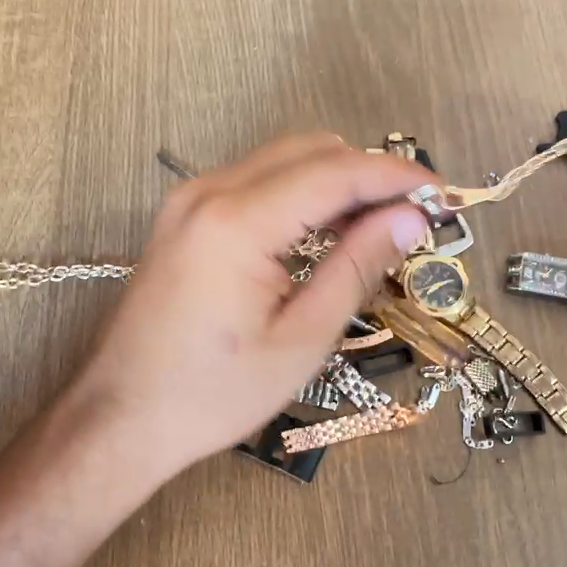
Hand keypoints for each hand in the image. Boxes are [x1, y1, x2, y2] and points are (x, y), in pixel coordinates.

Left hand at [63, 134, 435, 478]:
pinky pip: (254, 182)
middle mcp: (208, 192)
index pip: (335, 172)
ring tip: (378, 226)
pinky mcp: (183, 217)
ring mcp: (189, 200)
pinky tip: (326, 231)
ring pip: (281, 161)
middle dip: (368, 174)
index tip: (444, 195)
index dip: (397, 178)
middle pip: (309, 151)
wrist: (122, 415)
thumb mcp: (299, 340)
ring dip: (334, 181)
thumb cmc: (212, 393)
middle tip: (414, 217)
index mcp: (236, 222)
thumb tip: (409, 219)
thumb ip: (356, 268)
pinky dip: (298, 194)